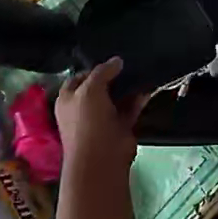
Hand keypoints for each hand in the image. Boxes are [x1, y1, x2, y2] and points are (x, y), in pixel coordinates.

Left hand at [55, 59, 144, 175]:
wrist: (102, 158)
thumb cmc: (88, 121)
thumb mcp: (90, 90)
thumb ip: (102, 72)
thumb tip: (117, 60)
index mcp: (69, 99)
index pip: (79, 78)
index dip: (93, 69)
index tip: (111, 61)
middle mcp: (84, 108)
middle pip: (100, 87)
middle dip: (113, 77)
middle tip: (129, 63)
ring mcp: (102, 119)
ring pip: (116, 98)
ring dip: (128, 88)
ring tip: (142, 72)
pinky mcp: (120, 127)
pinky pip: (130, 109)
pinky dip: (138, 100)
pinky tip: (148, 89)